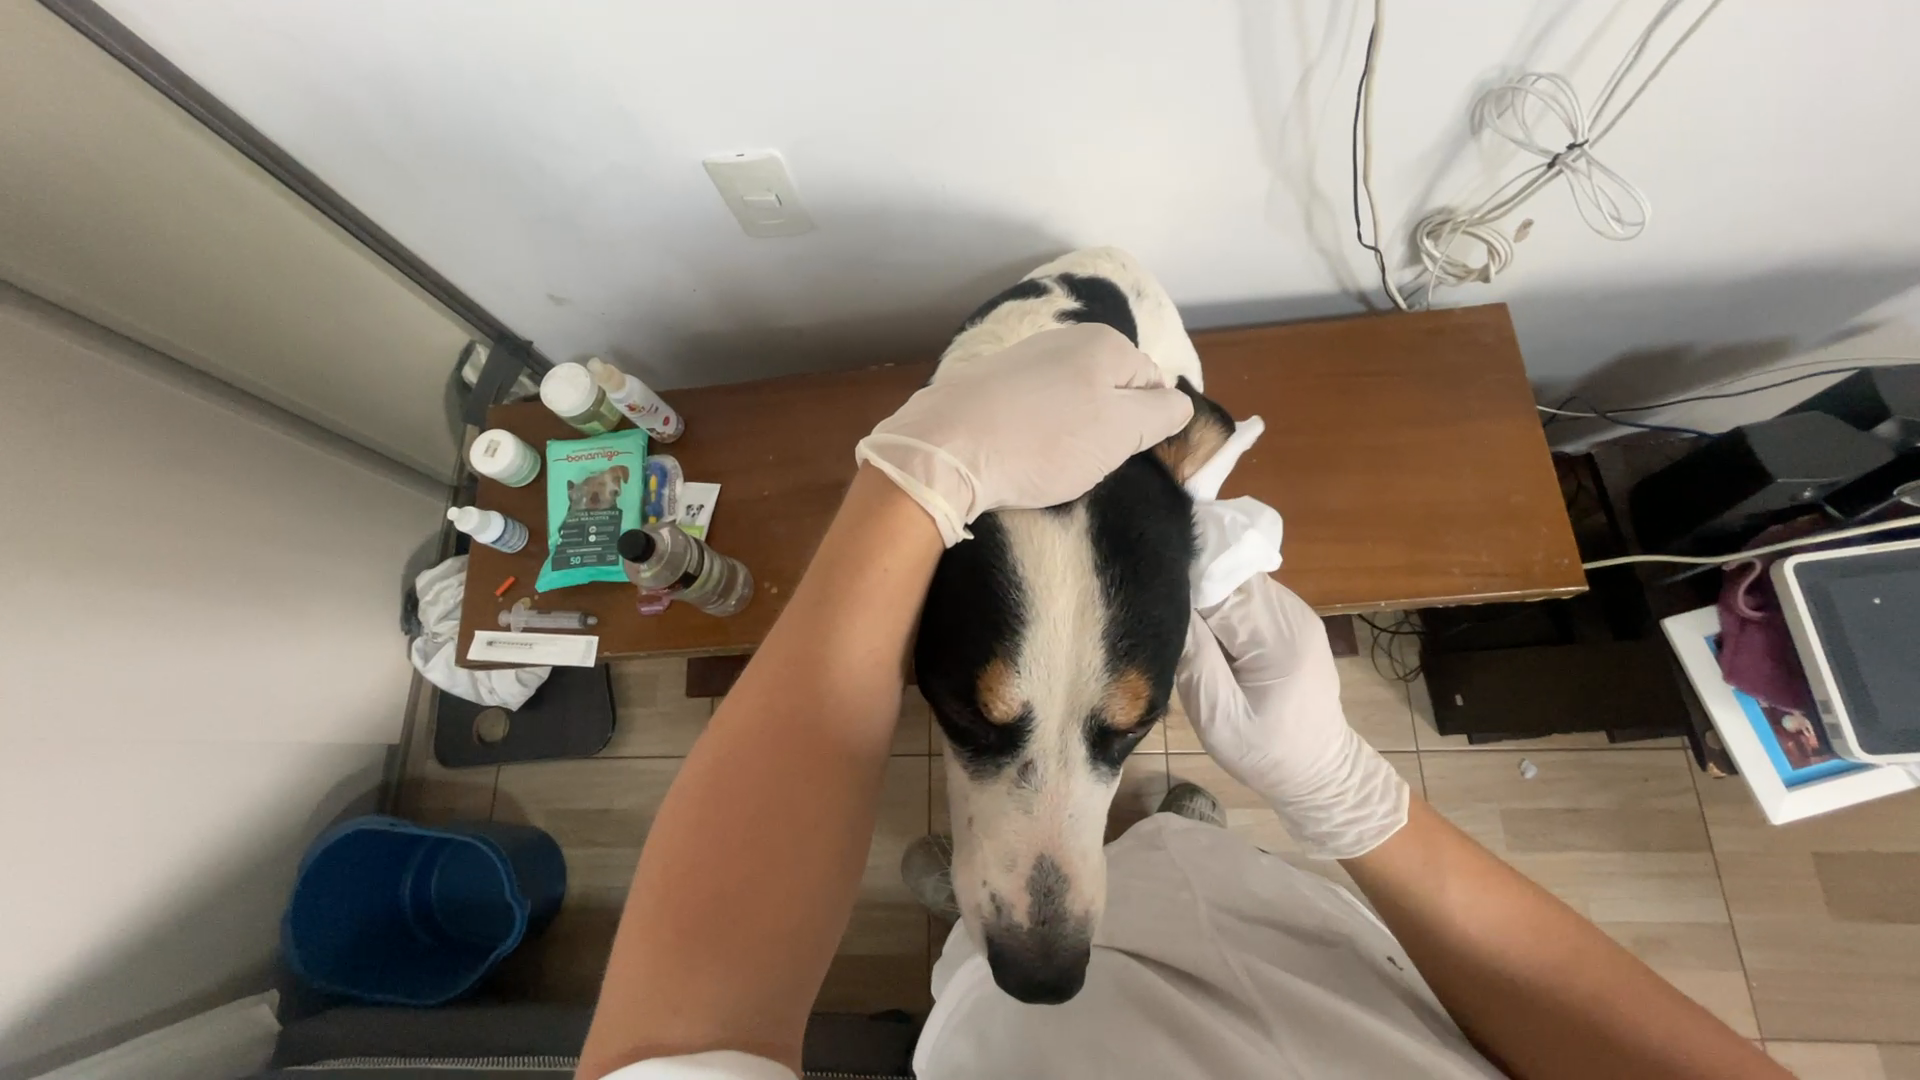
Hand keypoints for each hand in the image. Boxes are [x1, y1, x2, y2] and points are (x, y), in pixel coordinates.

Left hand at [855, 324, 1193, 545]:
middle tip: (1084, 462)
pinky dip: (1031, 431)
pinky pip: (1028, 409)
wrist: (946, 449)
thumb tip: (1178, 403)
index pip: (1152, 383)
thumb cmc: (1044, 442)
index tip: (1119, 455)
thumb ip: (1162, 413)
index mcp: (1104, 343)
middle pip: (1107, 390)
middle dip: (1104, 427)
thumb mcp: (1121, 431)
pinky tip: (1017, 452)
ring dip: (1067, 433)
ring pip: (1067, 401)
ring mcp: (1019, 359)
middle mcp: (1063, 339)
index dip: (1144, 425)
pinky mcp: (985, 384)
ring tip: (1047, 462)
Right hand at [1175, 574, 1409, 858]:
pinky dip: (1220, 604)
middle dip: (1191, 586)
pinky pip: (1245, 594)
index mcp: (1277, 640)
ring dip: (1204, 594)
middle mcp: (1291, 614)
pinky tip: (1205, 629)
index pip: (1219, 586)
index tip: (1149, 599)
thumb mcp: (1217, 718)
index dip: (1182, 587)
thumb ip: (1193, 658)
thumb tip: (1169, 604)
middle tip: (1159, 613)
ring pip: (1235, 580)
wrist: (1319, 772)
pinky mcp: (1289, 618)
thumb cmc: (1265, 753)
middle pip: (1228, 575)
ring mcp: (1294, 612)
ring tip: (1180, 624)